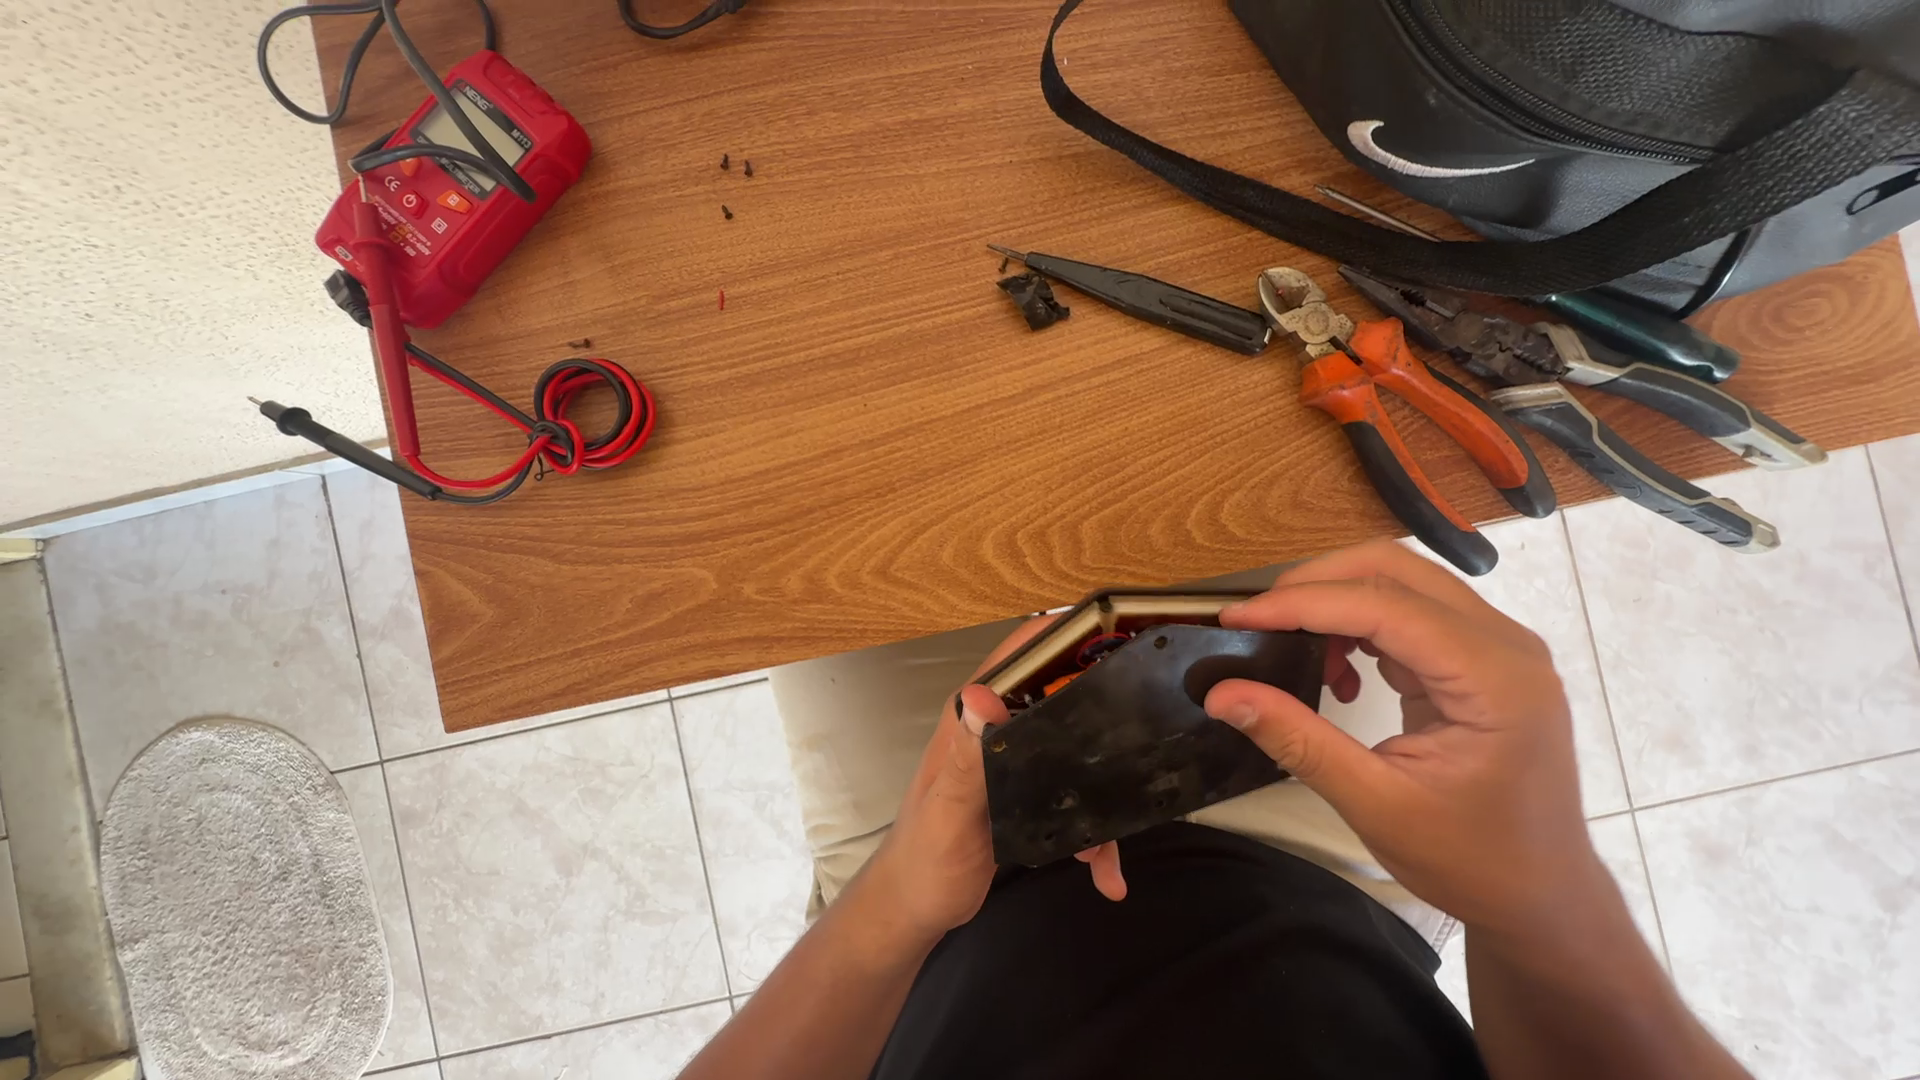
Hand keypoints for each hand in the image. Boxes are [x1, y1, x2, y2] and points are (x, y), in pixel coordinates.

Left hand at [854, 615, 1132, 945]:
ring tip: (1115, 835)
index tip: (1114, 633)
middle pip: (1059, 694)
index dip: (1061, 634)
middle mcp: (995, 729)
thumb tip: (982, 695)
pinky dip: (1093, 834)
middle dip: (1102, 707)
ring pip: (1073, 750)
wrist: (917, 906)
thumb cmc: (926, 858)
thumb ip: (966, 759)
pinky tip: (1106, 872)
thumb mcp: (949, 812)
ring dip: (1102, 788)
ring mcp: (1012, 762)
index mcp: (970, 718)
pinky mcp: (1025, 795)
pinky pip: (1071, 796)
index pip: (1018, 656)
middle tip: (1149, 725)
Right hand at [1202, 540, 1604, 931]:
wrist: (1541, 895)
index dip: (1302, 603)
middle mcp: (1503, 643)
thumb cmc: (1471, 859)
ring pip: (1399, 581)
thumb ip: (1296, 739)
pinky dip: (1355, 625)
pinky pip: (1405, 612)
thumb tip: (1221, 694)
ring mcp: (1494, 646)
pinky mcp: (1476, 657)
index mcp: (1494, 678)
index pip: (1383, 606)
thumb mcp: (1374, 803)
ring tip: (1291, 648)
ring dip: (1334, 601)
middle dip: (1316, 583)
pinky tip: (1337, 672)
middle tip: (1259, 620)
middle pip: (1395, 569)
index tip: (1235, 617)